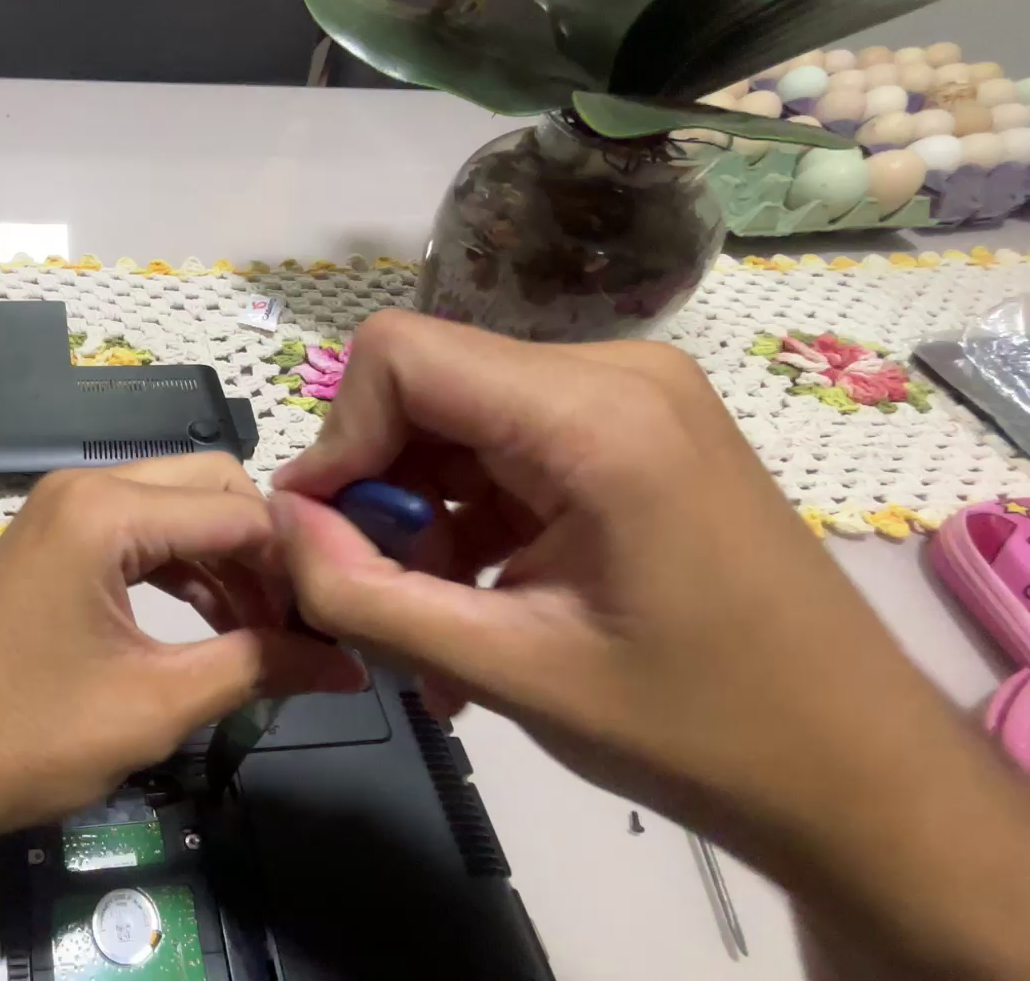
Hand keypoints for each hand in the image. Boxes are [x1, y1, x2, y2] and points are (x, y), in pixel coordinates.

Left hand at [0, 452, 365, 837]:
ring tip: (265, 637)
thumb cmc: (25, 739)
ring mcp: (65, 508)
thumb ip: (259, 668)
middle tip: (300, 625)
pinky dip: (183, 569)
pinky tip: (214, 623)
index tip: (340, 621)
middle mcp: (86, 486)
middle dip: (262, 552)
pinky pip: (140, 533)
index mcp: (107, 510)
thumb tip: (348, 663)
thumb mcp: (154, 705)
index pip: (240, 510)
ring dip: (226, 563)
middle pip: (211, 489)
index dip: (298, 565)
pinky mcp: (55, 538)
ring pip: (177, 509)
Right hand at [269, 309, 1029, 978]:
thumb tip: (273, 521)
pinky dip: (454, 519)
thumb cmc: (694, 729)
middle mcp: (609, 374)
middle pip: (420, 387)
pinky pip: (489, 448)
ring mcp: (620, 398)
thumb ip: (361, 593)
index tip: (325, 530)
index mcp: (596, 416)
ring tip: (425, 614)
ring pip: (446, 421)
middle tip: (372, 584)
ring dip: (412, 513)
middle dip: (373, 484)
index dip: (339, 436)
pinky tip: (466, 599)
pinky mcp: (617, 431)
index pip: (400, 355)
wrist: (857, 775)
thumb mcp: (502, 670)